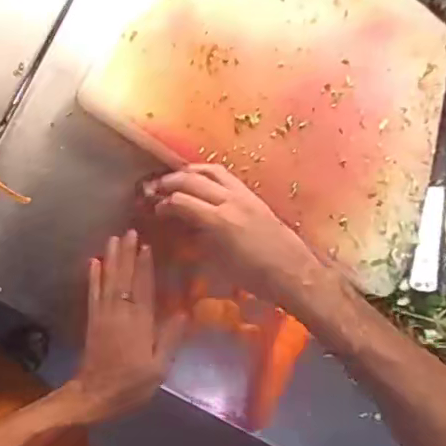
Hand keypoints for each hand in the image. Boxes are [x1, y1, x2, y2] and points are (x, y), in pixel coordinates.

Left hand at [62, 231, 187, 422]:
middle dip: (127, 254)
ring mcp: (102, 315)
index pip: (143, 288)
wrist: (94, 395)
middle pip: (124, 278)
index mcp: (139, 323)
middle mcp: (119, 313)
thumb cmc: (131, 385)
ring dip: (111, 259)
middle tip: (130, 231)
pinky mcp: (91, 321)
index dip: (145, 265)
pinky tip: (93, 262)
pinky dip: (93, 277)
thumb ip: (169, 338)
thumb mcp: (159, 367)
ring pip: (107, 281)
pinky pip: (92, 294)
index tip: (147, 244)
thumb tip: (183, 312)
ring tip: (113, 239)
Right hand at [146, 164, 323, 306]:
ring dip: (189, 171)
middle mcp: (231, 202)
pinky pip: (226, 177)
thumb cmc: (251, 275)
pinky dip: (208, 175)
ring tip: (176, 178)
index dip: (162, 203)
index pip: (181, 201)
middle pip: (192, 179)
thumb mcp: (215, 260)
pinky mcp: (254, 197)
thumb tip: (179, 225)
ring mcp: (244, 196)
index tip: (152, 208)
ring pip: (211, 171)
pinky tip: (201, 183)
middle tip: (155, 188)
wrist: (292, 272)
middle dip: (169, 181)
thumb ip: (195, 237)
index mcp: (219, 221)